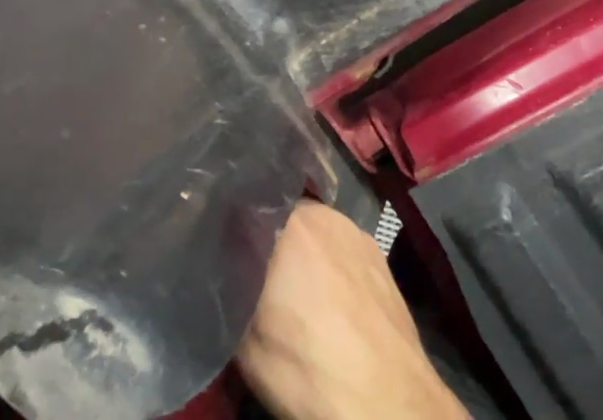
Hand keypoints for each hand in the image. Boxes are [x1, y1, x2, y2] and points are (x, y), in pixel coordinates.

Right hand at [237, 200, 467, 419]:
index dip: (223, 226)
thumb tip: (212, 266)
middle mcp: (321, 214)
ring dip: (295, 249)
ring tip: (285, 287)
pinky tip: (321, 299)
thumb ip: (225, 285)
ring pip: (309, 230)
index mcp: (283, 219)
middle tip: (246, 269)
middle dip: (261, 235)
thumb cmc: (305, 367)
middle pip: (275, 212)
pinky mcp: (380, 258)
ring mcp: (356, 233)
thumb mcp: (238, 333)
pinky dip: (325, 264)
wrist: (390, 409)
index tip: (214, 249)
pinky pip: (337, 248)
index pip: (239, 204)